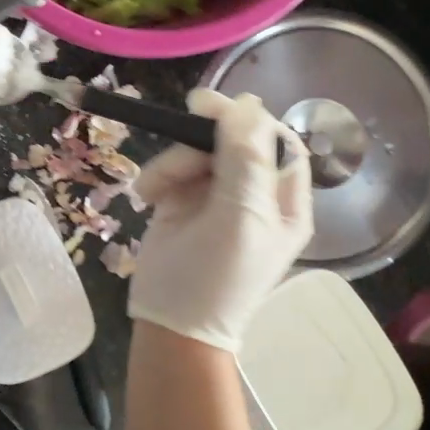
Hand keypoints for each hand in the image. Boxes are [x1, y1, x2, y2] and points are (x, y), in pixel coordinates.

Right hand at [128, 89, 312, 352]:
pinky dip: (156, 179)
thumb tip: (245, 103)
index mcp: (283, 201)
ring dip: (170, 165)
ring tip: (152, 191)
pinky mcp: (180, 206)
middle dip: (197, 147)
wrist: (171, 325)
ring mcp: (214, 201)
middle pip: (229, 143)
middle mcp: (253, 196)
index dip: (245, 120)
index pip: (274, 142)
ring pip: (194, 155)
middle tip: (173, 153)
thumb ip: (245, 158)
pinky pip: (170, 173)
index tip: (204, 106)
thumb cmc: (216, 277)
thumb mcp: (239, 217)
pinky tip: (147, 197)